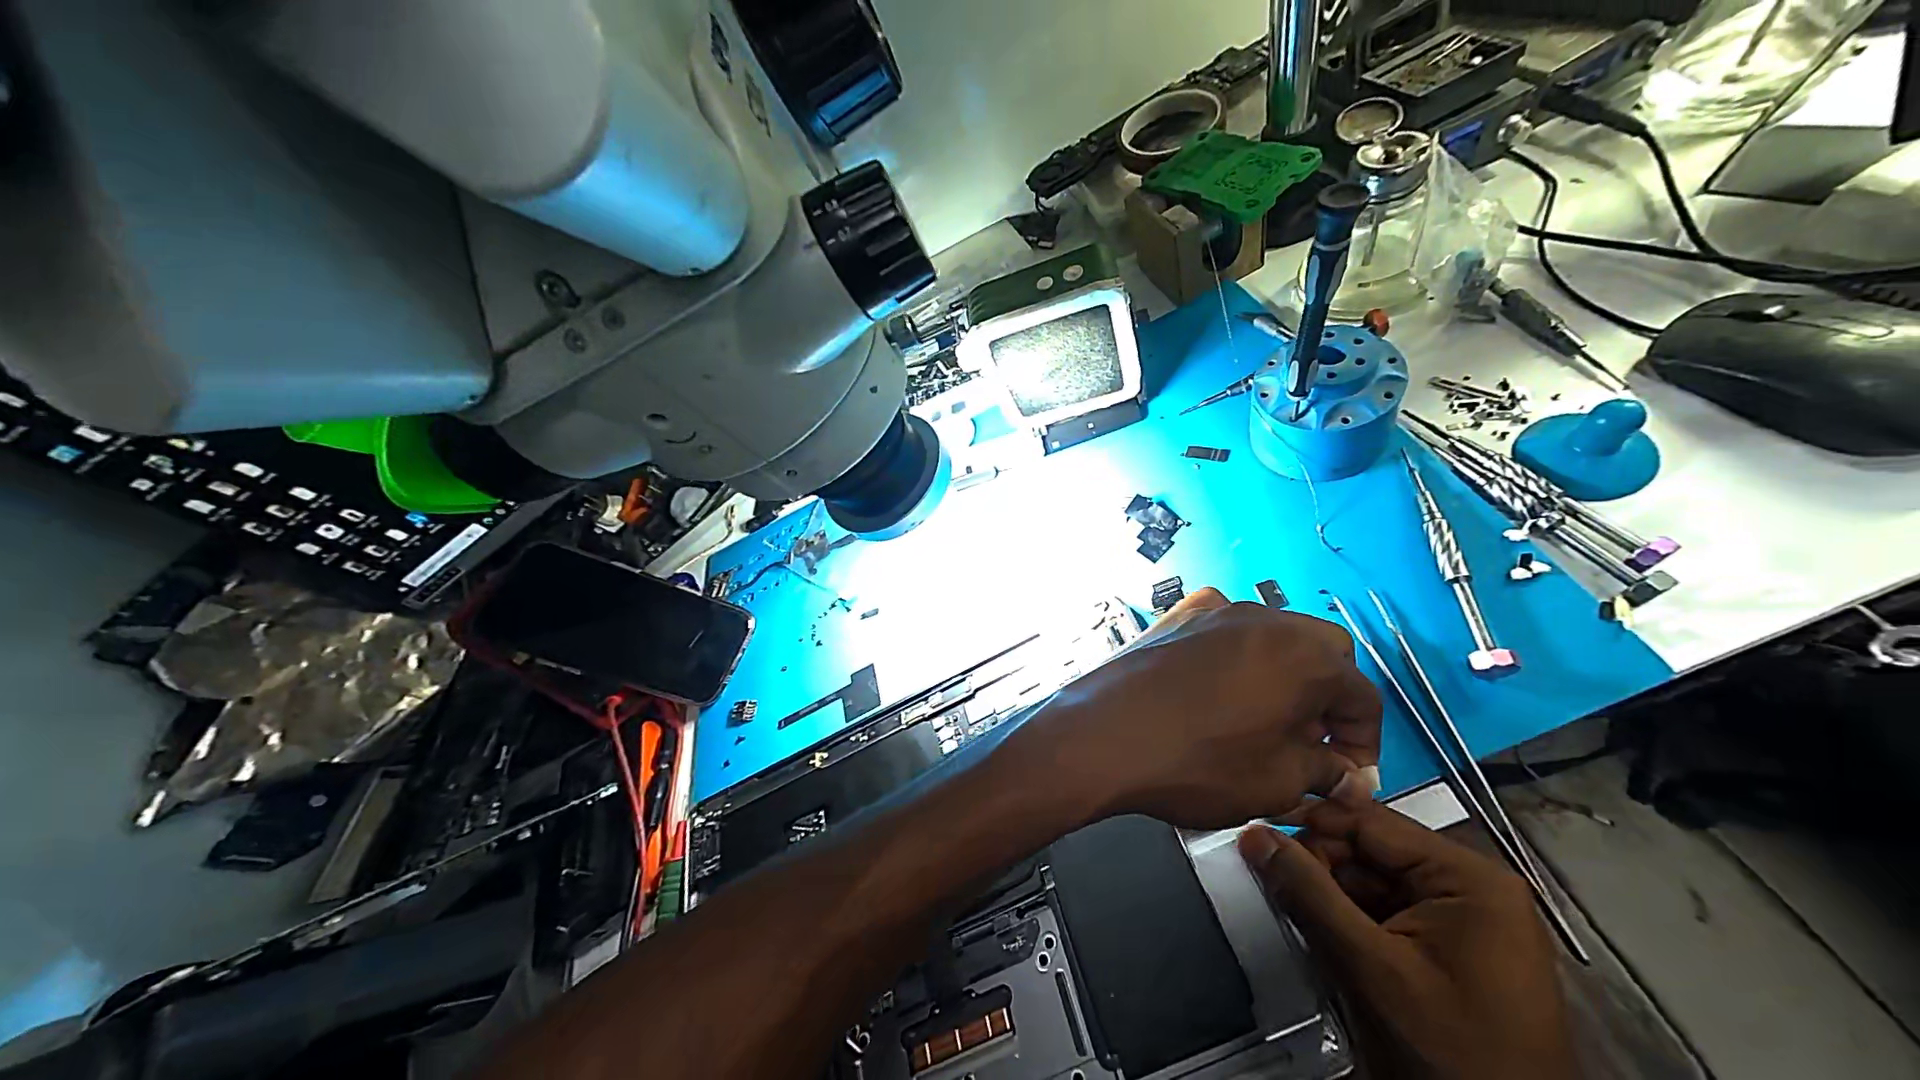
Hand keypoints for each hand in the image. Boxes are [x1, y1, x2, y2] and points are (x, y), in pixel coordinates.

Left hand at [1005, 587, 1381, 830]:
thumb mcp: (1277, 781)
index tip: (1349, 773)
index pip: (1363, 696)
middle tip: (1311, 744)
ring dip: (1282, 675)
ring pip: (1271, 637)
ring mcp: (1214, 612)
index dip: (1364, 743)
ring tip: (1264, 722)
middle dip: (1327, 699)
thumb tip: (1345, 775)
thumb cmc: (1194, 762)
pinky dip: (1234, 656)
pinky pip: (1222, 631)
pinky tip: (1218, 691)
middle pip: (1322, 654)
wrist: (1102, 737)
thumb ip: (1325, 772)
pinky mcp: (1175, 619)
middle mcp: (1264, 620)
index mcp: (1306, 655)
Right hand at [1239, 800, 1577, 1079]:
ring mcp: (1463, 919)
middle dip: (1318, 867)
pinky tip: (1325, 939)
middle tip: (1272, 883)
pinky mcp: (1449, 948)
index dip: (1309, 824)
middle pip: (1368, 850)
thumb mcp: (1372, 969)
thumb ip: (1310, 894)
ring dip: (1328, 897)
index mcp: (1469, 879)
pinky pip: (1384, 912)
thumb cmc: (1457, 1057)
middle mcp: (1471, 888)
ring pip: (1370, 882)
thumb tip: (1257, 838)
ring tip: (1295, 915)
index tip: (1257, 835)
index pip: (1369, 821)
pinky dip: (1349, 922)